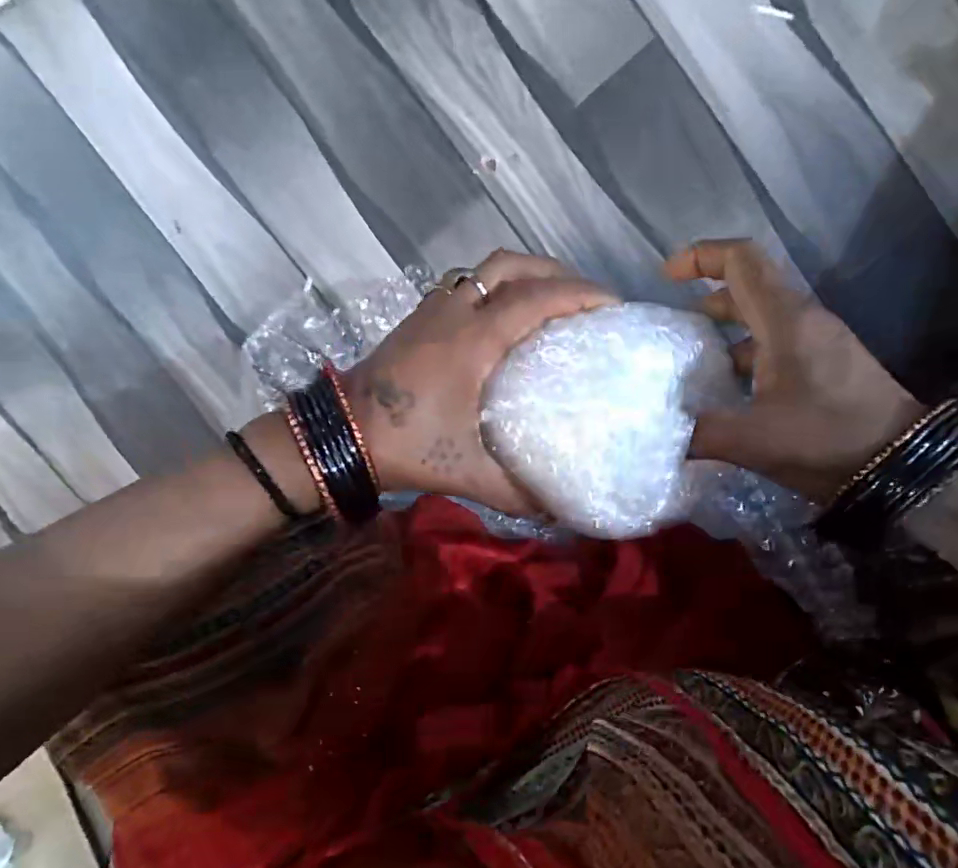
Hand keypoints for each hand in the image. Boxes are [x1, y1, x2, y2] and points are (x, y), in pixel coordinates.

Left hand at [347, 251, 615, 514]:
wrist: (343, 435)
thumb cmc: (409, 446)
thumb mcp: (469, 474)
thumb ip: (518, 493)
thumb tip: (560, 512)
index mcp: (475, 340)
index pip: (537, 298)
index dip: (581, 294)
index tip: (614, 306)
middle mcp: (456, 312)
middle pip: (513, 266)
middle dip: (557, 273)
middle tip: (586, 300)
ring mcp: (433, 310)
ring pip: (486, 269)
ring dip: (523, 275)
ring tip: (550, 299)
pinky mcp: (418, 318)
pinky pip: (465, 284)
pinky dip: (494, 287)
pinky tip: (504, 317)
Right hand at [667, 240, 923, 502]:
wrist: (899, 464)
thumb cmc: (824, 439)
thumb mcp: (752, 440)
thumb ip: (699, 432)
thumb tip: (660, 432)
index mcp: (785, 321)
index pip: (742, 261)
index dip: (702, 257)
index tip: (668, 277)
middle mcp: (803, 322)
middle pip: (750, 289)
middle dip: (707, 301)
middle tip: (674, 330)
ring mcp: (819, 344)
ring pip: (764, 322)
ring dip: (727, 334)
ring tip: (694, 366)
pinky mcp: (827, 369)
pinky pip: (778, 348)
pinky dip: (748, 358)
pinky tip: (730, 394)